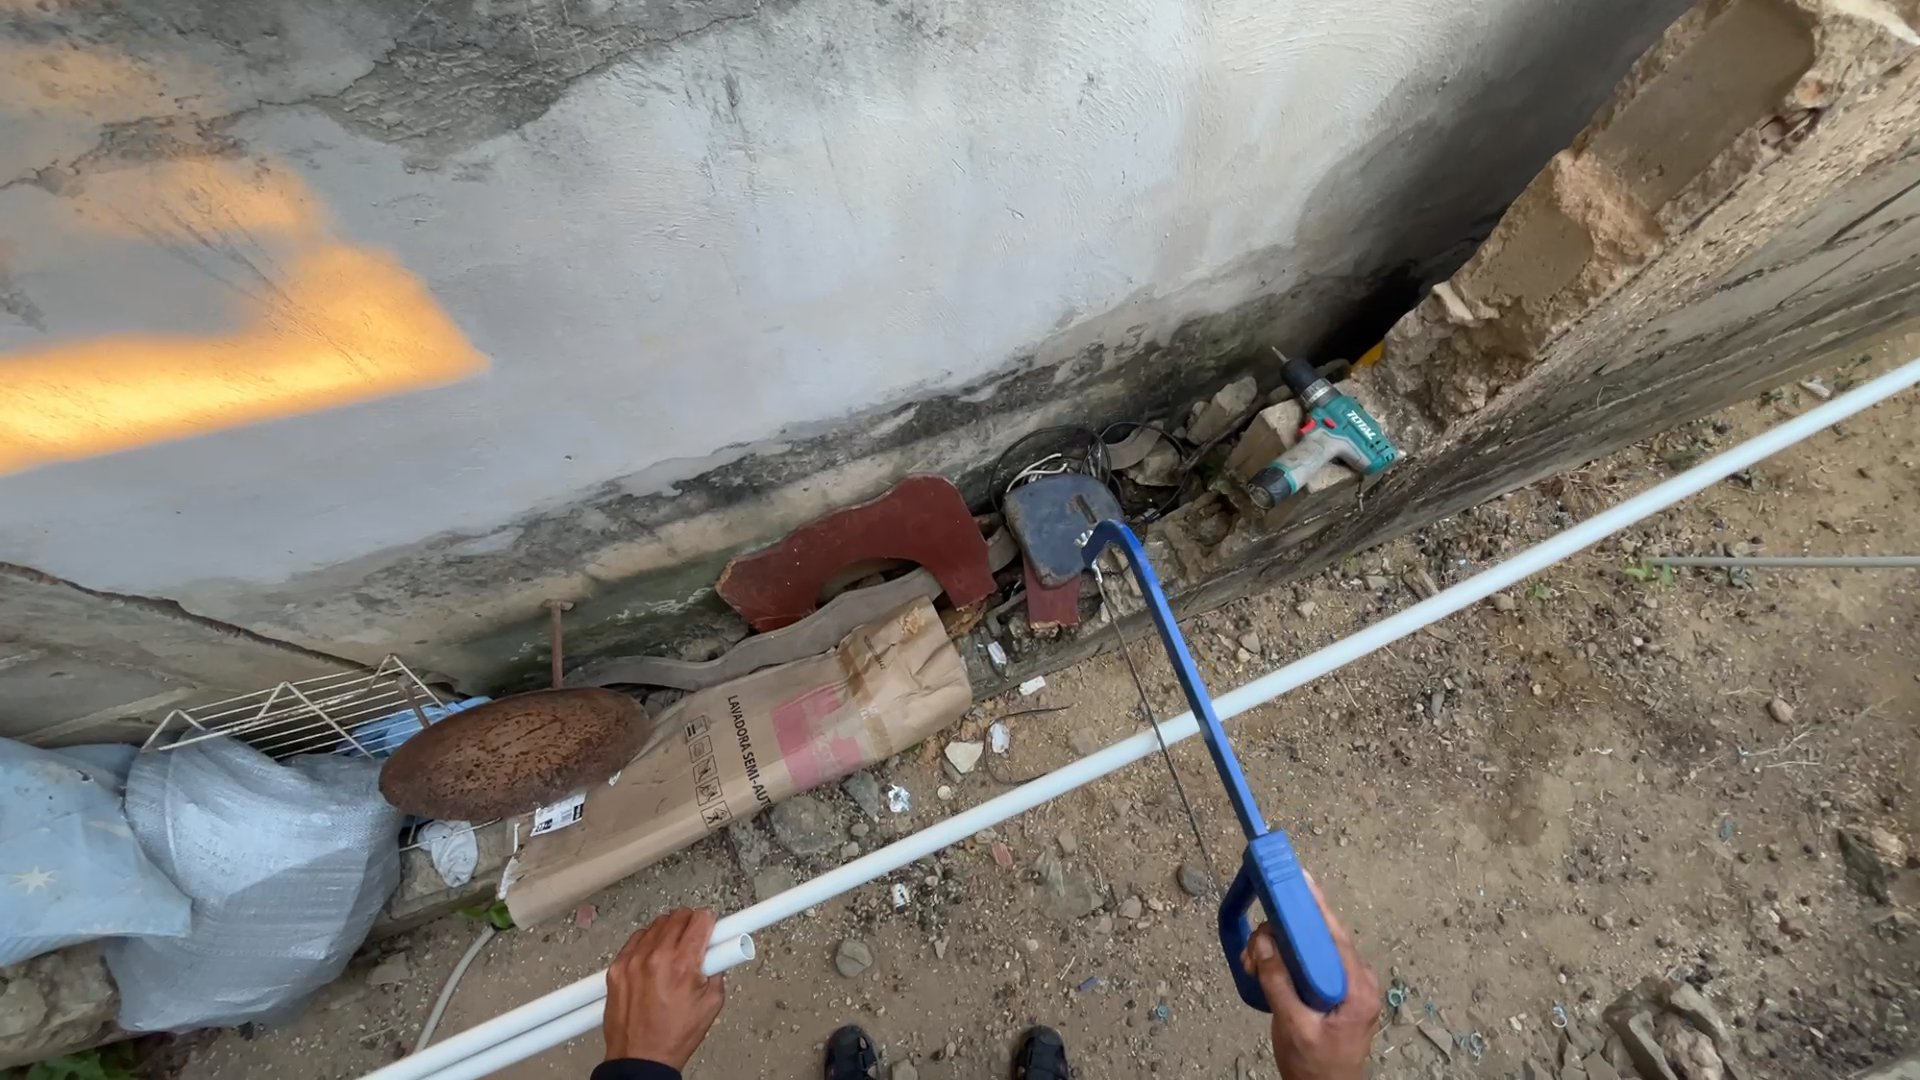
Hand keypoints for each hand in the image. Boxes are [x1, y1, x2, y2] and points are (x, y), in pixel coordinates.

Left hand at [603, 908, 727, 1069]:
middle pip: (680, 915)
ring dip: (670, 931)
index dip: (710, 922)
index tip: (711, 927)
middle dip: (691, 924)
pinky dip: (648, 941)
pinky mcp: (617, 968)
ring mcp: (633, 961)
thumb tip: (720, 946)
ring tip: (673, 951)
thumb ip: (719, 966)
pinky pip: (637, 938)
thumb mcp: (713, 1001)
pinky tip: (653, 957)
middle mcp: (657, 957)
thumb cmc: (675, 1035)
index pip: (701, 918)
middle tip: (694, 941)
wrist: (640, 1060)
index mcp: (683, 964)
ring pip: (658, 923)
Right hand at [1239, 877, 1379, 1079]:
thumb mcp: (1294, 1025)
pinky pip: (1301, 958)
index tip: (1299, 878)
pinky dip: (1278, 959)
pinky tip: (1260, 969)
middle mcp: (1355, 979)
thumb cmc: (1315, 1067)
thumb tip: (1262, 939)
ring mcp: (1342, 982)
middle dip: (1279, 934)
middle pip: (1315, 935)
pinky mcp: (1328, 986)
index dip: (1315, 904)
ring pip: (1303, 944)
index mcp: (1358, 988)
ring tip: (1251, 965)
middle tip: (1252, 950)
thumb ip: (1278, 981)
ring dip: (1273, 948)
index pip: (1335, 934)